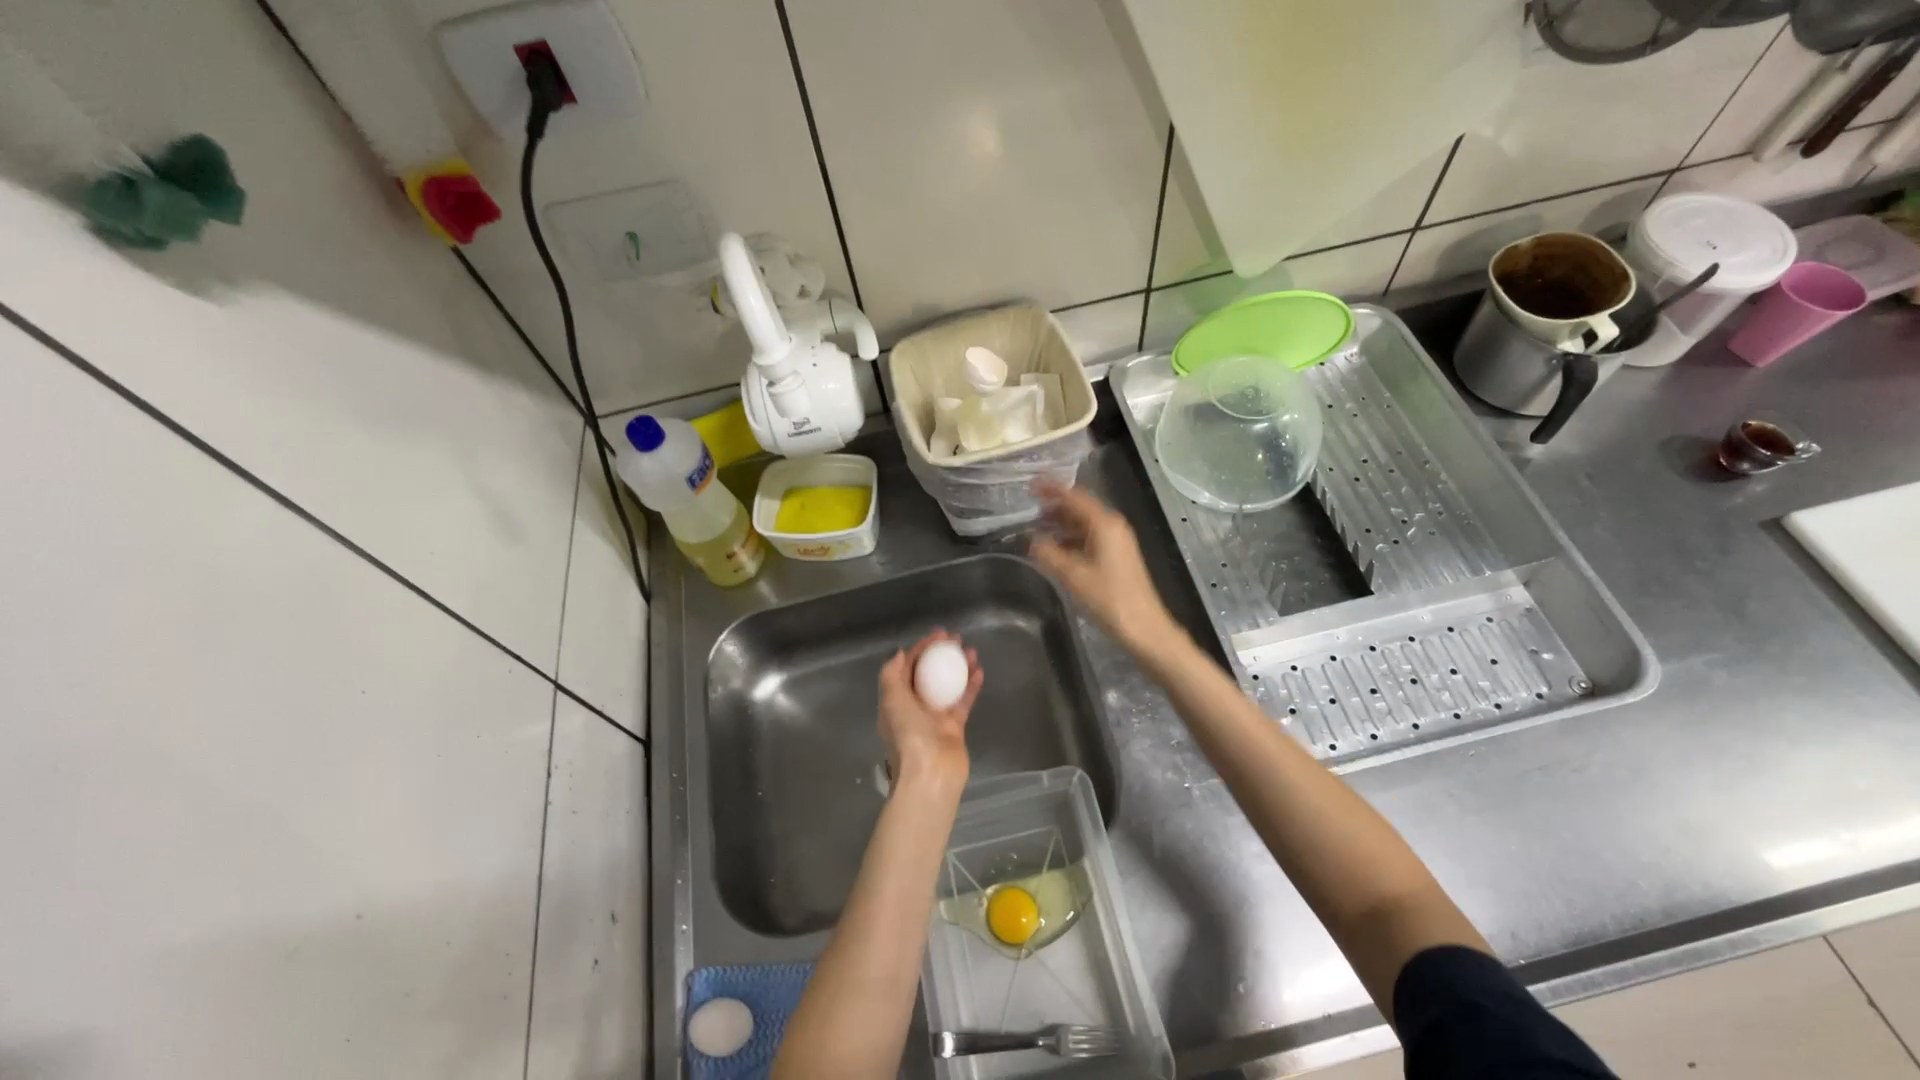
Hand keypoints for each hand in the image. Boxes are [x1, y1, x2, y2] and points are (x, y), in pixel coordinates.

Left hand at [877, 630, 981, 791]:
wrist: (930, 772)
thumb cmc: (907, 733)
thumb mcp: (891, 699)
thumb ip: (892, 674)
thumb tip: (901, 653)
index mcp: (895, 701)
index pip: (907, 668)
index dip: (920, 649)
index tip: (937, 635)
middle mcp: (914, 707)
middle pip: (928, 674)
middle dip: (940, 654)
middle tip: (956, 639)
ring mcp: (935, 717)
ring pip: (948, 685)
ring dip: (958, 667)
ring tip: (971, 651)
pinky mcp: (955, 726)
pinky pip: (963, 701)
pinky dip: (971, 686)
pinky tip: (979, 670)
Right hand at [1028, 481, 1179, 653]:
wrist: (1143, 627)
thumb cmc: (1109, 599)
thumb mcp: (1072, 576)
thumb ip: (1048, 554)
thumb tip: (1031, 540)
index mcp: (1104, 524)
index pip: (1074, 496)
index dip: (1051, 489)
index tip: (1030, 485)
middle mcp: (1113, 526)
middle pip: (1080, 508)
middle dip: (1054, 508)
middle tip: (1029, 511)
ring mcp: (1117, 541)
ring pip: (1084, 524)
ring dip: (1062, 525)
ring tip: (1037, 530)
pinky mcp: (1118, 557)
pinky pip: (1090, 538)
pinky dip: (1071, 539)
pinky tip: (1056, 550)